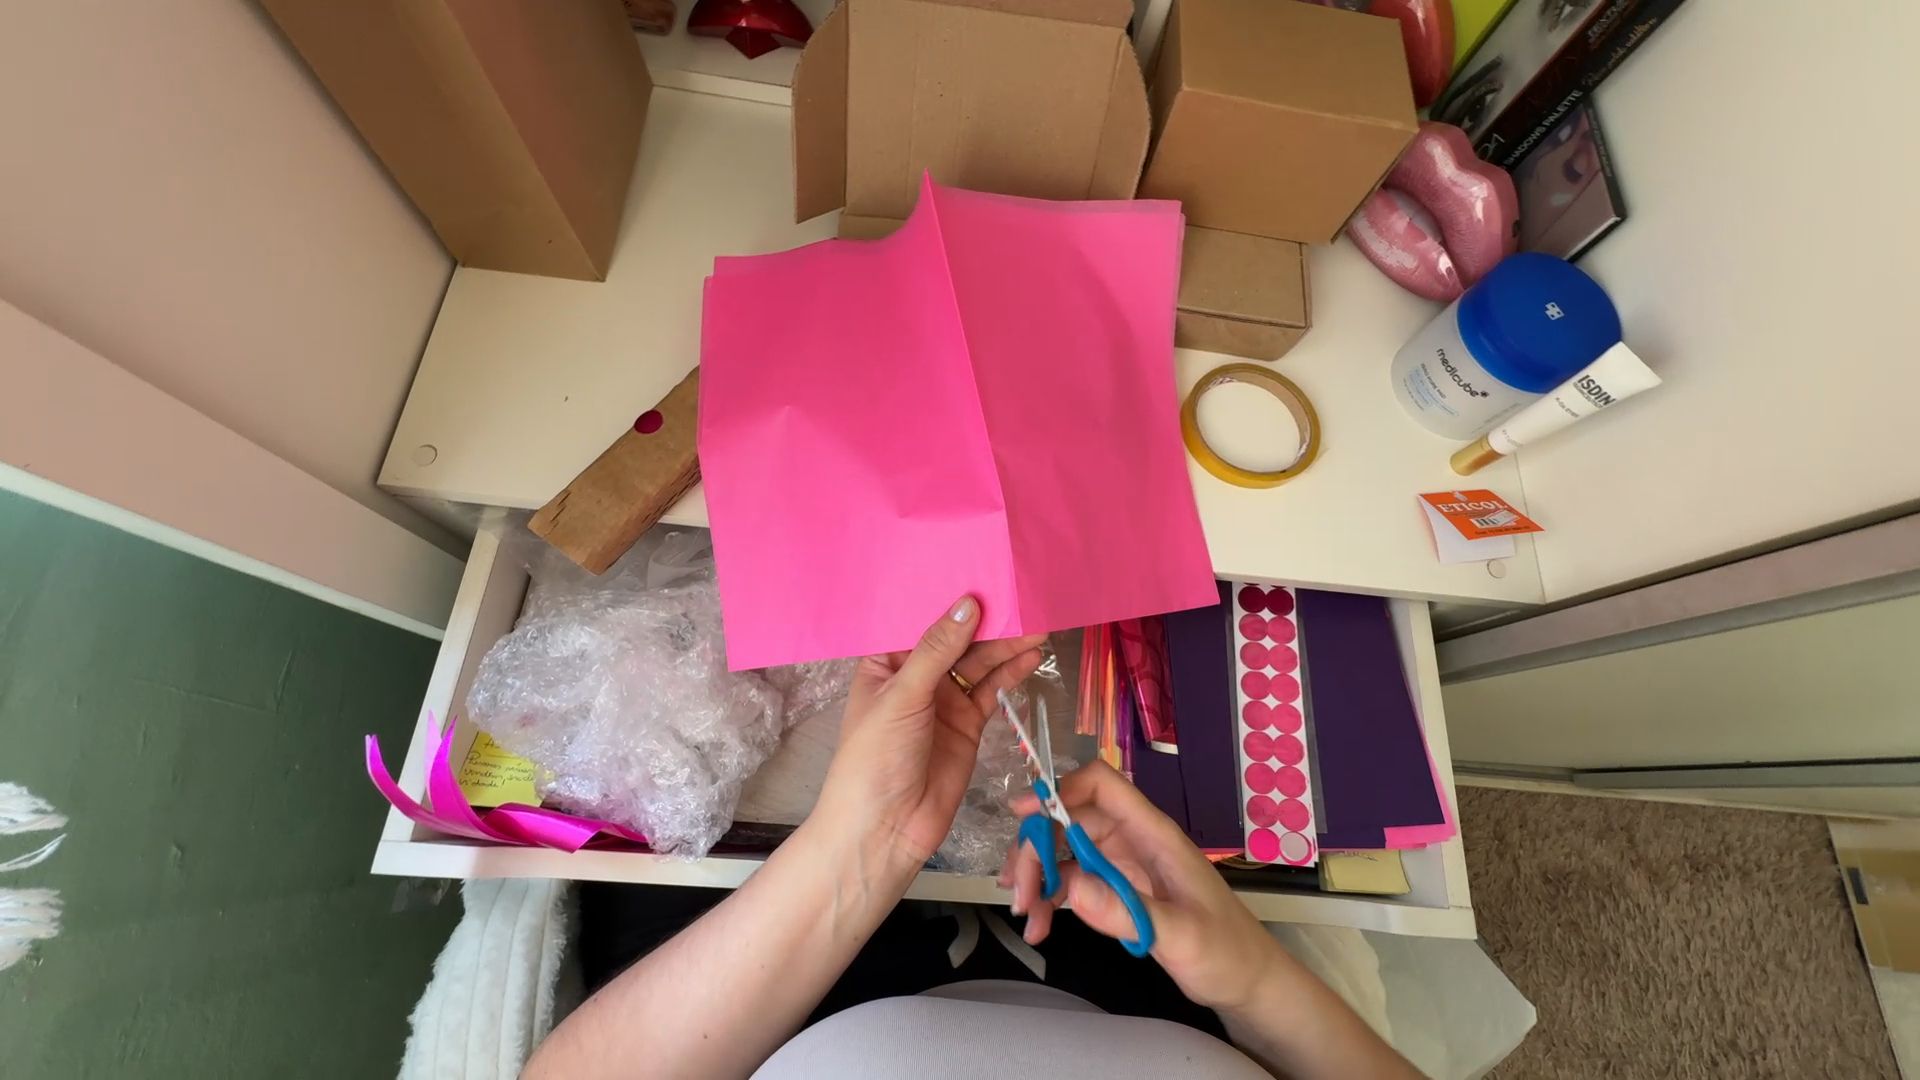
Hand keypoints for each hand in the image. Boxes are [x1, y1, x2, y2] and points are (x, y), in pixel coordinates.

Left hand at [814, 595, 1045, 875]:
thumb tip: (969, 603)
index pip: (921, 621)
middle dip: (987, 621)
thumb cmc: (876, 756)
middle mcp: (916, 676)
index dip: (949, 600)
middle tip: (1021, 596)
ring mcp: (944, 700)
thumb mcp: (902, 696)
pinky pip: (992, 689)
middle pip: (957, 640)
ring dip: (1006, 644)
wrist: (886, 829)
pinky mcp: (968, 723)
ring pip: (979, 663)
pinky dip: (1011, 672)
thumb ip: (937, 650)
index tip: (981, 571)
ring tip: (1037, 620)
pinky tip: (1031, 654)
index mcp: (886, 661)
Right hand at [998, 762, 1284, 1009]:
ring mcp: (1121, 862)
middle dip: (1038, 848)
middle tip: (1018, 892)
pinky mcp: (1116, 887)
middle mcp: (1131, 838)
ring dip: (1038, 875)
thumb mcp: (1182, 937)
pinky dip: (1050, 897)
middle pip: (1070, 820)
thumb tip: (1073, 889)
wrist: (1248, 983)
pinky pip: (1072, 879)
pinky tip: (1040, 925)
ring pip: (1064, 849)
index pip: (1101, 785)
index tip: (1023, 815)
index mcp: (1151, 832)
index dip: (1061, 789)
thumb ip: (1128, 912)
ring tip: (1026, 914)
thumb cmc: (1226, 952)